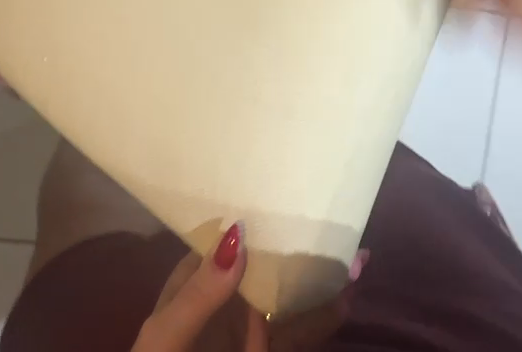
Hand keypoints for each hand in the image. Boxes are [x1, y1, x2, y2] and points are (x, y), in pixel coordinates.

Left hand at [134, 224, 364, 351]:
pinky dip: (325, 315)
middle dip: (300, 242)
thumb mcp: (166, 333)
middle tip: (338, 219)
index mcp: (197, 281)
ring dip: (322, 277)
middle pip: (268, 262)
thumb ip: (199, 292)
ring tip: (355, 255)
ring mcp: (249, 327)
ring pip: (290, 294)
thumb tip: (239, 236)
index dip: (255, 214)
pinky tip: (347, 297)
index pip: (228, 238)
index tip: (286, 187)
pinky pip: (300, 331)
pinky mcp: (266, 351)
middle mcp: (228, 298)